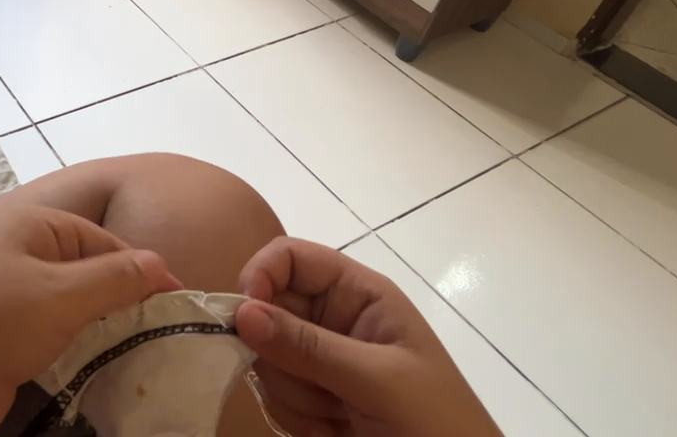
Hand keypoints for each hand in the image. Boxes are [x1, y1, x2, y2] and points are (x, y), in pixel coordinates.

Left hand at [0, 205, 181, 436]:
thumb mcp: (61, 294)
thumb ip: (114, 278)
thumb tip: (161, 264)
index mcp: (34, 226)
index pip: (102, 239)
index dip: (140, 268)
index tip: (178, 301)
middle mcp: (25, 252)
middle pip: (92, 270)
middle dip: (126, 298)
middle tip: (166, 331)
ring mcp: (17, 293)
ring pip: (79, 305)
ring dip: (108, 327)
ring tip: (148, 351)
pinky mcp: (13, 333)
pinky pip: (61, 333)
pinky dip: (86, 347)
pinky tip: (111, 365)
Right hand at [236, 238, 502, 436]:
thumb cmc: (437, 427)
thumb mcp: (378, 382)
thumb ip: (308, 346)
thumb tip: (240, 312)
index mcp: (358, 293)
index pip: (290, 257)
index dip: (262, 274)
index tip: (245, 315)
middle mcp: (334, 317)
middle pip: (269, 308)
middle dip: (280, 352)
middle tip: (316, 388)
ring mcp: (321, 359)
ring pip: (266, 355)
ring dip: (294, 393)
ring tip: (338, 417)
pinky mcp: (314, 396)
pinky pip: (275, 393)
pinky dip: (298, 418)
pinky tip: (334, 431)